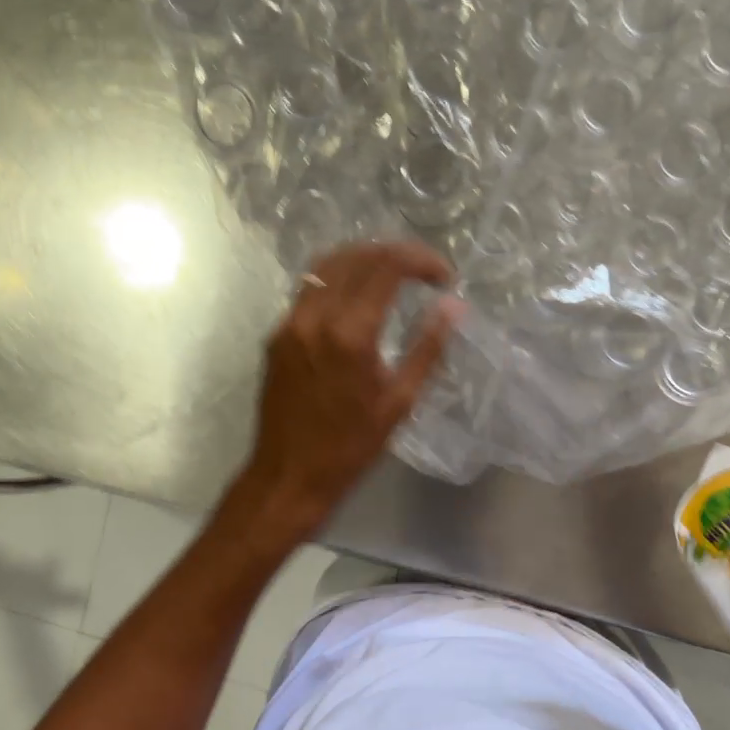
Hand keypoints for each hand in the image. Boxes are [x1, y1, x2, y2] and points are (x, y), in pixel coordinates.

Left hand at [237, 241, 462, 530]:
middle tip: (421, 271)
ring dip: (361, 259)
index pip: (387, 267)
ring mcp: (289, 324)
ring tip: (390, 275)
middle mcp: (315, 318)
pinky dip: (335, 282)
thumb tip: (454, 307)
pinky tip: (355, 300)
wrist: (288, 476)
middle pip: (356, 256)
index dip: (421, 260)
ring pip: (325, 266)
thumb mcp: (398, 403)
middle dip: (393, 253)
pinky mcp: (276, 337)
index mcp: (350, 334)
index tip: (444, 276)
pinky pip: (307, 291)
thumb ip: (427, 350)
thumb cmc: (349, 449)